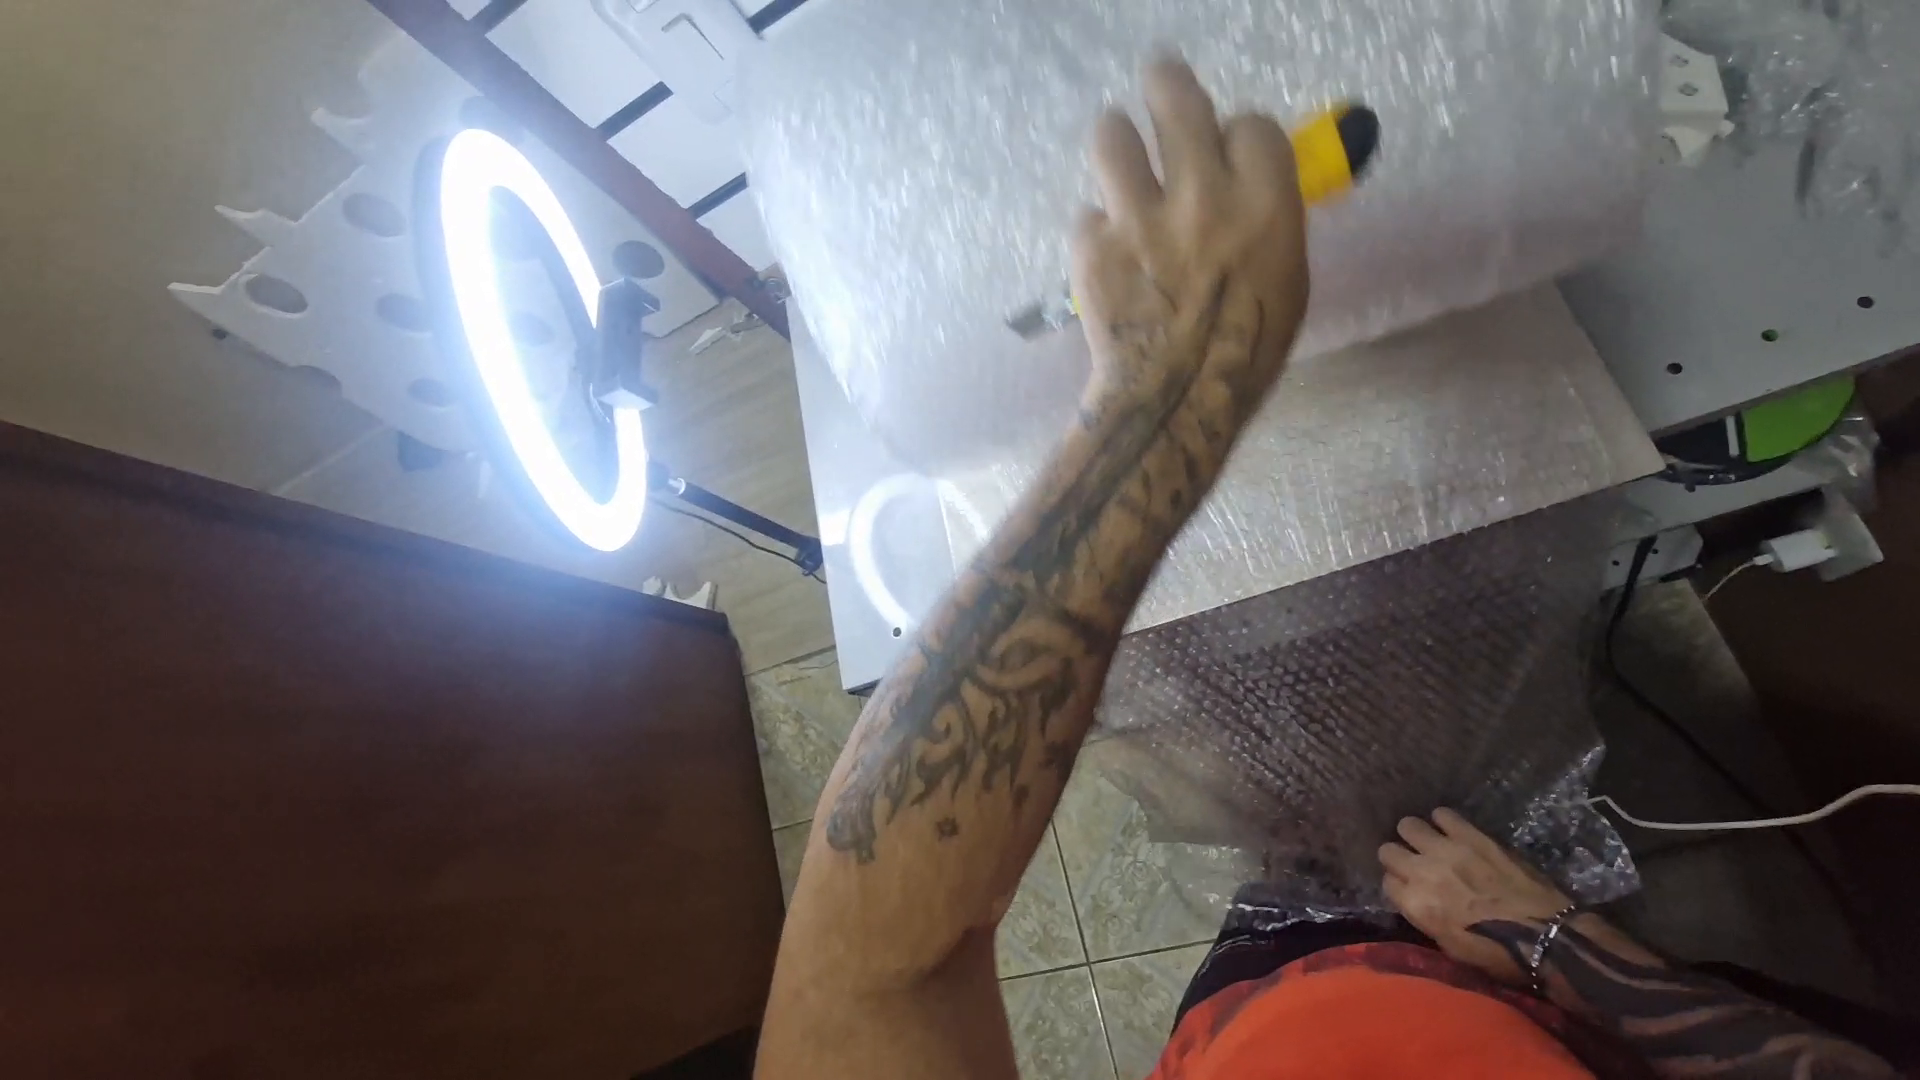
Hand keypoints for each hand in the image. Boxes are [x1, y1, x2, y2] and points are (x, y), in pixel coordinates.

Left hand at [1071, 57, 1309, 418]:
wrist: (1173, 400)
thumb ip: (1267, 224)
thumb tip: (1246, 191)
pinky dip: (1095, 230)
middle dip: (1165, 83)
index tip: (1224, 147)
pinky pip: (1087, 215)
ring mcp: (1140, 219)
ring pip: (1111, 137)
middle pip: (1177, 99)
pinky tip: (1105, 252)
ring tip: (1118, 153)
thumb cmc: (1243, 354)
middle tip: (1158, 83)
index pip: (1248, 124)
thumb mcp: (1287, 284)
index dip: (1234, 133)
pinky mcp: (1093, 247)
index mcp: (1266, 203)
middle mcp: (1202, 195)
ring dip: (1115, 141)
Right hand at [1378, 808, 1573, 986]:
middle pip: (1388, 851)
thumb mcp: (1451, 947)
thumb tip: (1416, 899)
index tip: (1411, 890)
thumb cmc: (1500, 954)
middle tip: (1417, 866)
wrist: (1550, 938)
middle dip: (1399, 858)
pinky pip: (1442, 814)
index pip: (1387, 883)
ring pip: (1408, 826)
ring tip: (1432, 844)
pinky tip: (1453, 832)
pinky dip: (1444, 822)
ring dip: (1417, 837)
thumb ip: (1424, 917)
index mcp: (1415, 904)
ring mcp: (1445, 849)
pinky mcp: (1471, 835)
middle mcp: (1421, 872)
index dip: (1399, 886)